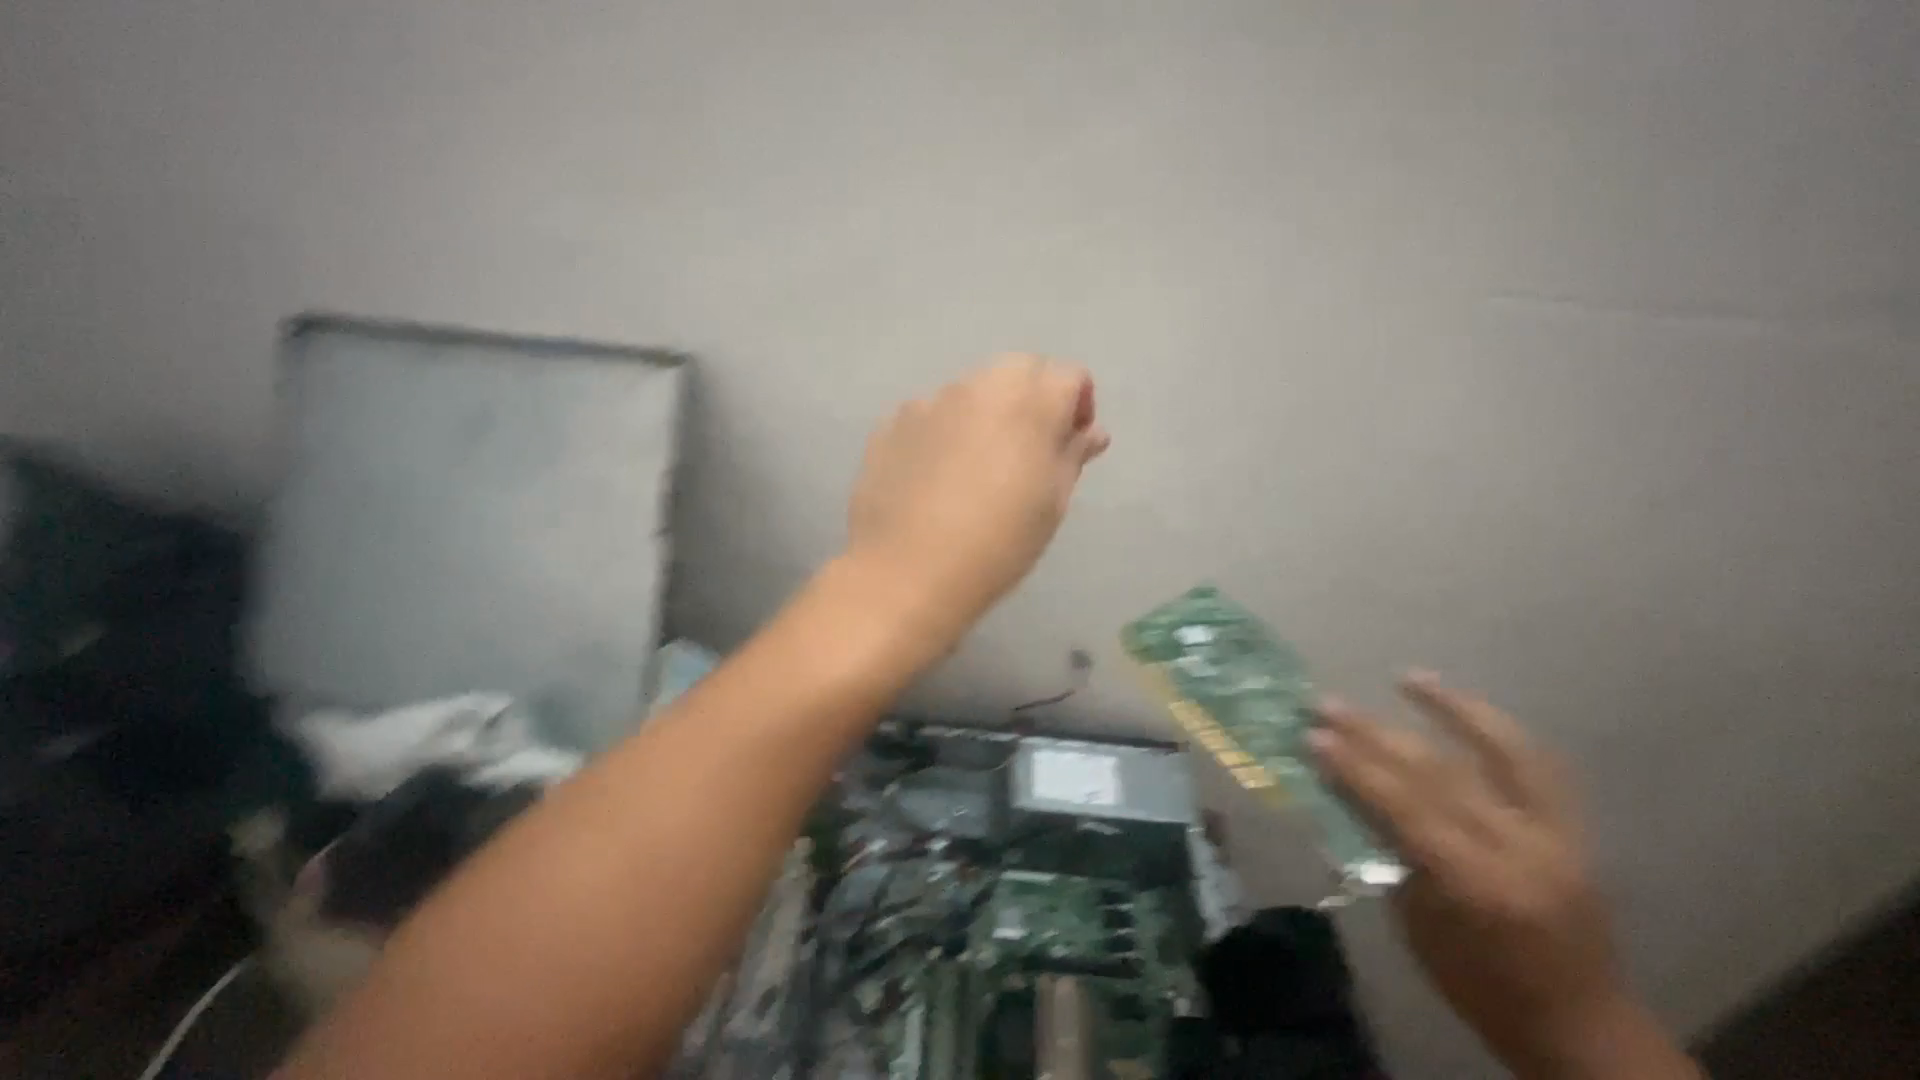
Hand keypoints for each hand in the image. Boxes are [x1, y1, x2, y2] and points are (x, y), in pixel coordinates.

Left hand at [845, 355, 1108, 632]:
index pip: (1070, 376)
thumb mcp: (1051, 505)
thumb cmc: (997, 544)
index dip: (1079, 406)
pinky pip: (931, 414)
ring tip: (979, 468)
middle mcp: (978, 388)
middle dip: (1034, 398)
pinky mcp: (891, 424)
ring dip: (987, 413)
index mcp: (1029, 403)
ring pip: (971, 390)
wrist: (906, 573)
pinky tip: (936, 478)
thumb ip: (1072, 456)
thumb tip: (1089, 432)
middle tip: (1030, 452)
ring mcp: (929, 402)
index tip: (1072, 446)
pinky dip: (944, 432)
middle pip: (1019, 371)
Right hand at [1311, 673, 1679, 1078]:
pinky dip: (1497, 730)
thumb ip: (1391, 856)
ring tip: (1408, 678)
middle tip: (1328, 706)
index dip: (1355, 769)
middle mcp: (1521, 850)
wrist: (1581, 1025)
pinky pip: (1536, 766)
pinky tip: (1465, 707)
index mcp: (1478, 886)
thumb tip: (1352, 797)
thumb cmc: (1481, 989)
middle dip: (1377, 736)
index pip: (1405, 809)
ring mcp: (1555, 835)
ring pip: (1501, 753)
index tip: (1314, 737)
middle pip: (1439, 773)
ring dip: (1451, 709)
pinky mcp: (1572, 831)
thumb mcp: (1419, 929)